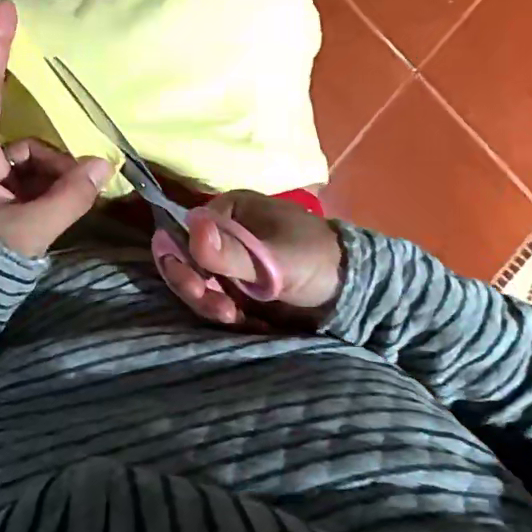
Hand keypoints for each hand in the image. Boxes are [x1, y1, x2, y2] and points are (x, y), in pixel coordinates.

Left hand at [0, 1, 110, 256]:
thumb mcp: (28, 230)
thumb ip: (69, 197)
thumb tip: (102, 164)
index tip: (5, 11)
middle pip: (18, 130)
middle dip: (47, 143)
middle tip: (68, 152)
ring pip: (31, 158)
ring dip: (57, 175)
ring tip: (70, 204)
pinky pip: (32, 177)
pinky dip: (51, 188)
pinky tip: (62, 207)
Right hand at [157, 190, 342, 328]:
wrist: (348, 289)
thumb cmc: (315, 260)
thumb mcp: (275, 258)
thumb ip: (233, 251)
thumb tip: (192, 226)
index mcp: (230, 210)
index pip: (184, 233)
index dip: (182, 261)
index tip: (199, 287)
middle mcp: (223, 232)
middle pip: (186, 260)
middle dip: (195, 287)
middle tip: (218, 310)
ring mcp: (230, 260)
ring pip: (198, 283)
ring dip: (208, 303)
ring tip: (233, 317)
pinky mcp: (237, 284)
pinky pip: (214, 297)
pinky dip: (222, 311)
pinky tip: (241, 321)